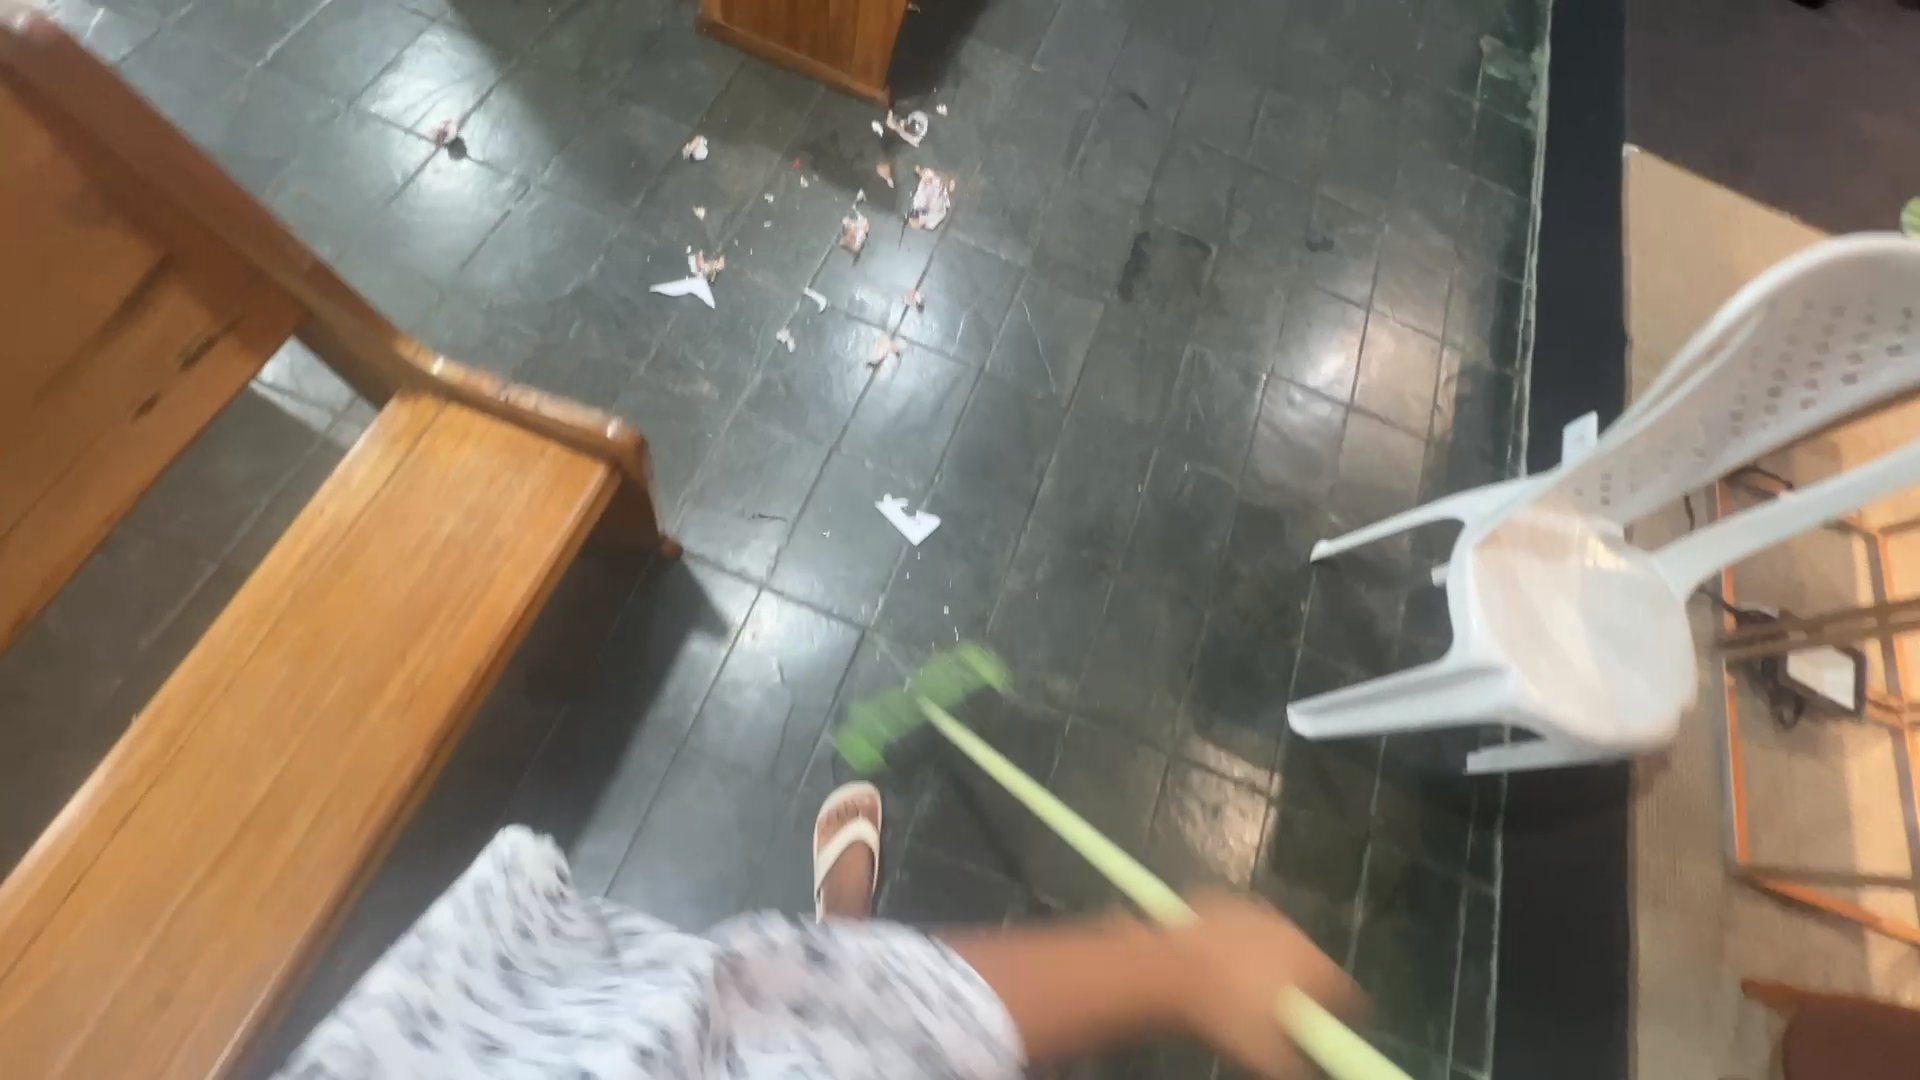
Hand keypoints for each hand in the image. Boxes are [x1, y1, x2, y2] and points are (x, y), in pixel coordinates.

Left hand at [1166, 891, 1366, 1078]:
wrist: (1172, 971)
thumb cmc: (1226, 1015)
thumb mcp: (1274, 1058)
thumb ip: (1305, 1061)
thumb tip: (1310, 1062)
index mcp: (1313, 965)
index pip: (1350, 994)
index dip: (1342, 1017)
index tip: (1326, 1033)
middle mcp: (1292, 930)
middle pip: (1313, 963)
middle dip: (1303, 986)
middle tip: (1281, 1013)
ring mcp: (1257, 910)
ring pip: (1278, 942)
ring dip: (1272, 961)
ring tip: (1245, 988)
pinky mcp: (1225, 900)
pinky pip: (1245, 926)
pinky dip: (1240, 941)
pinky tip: (1222, 961)